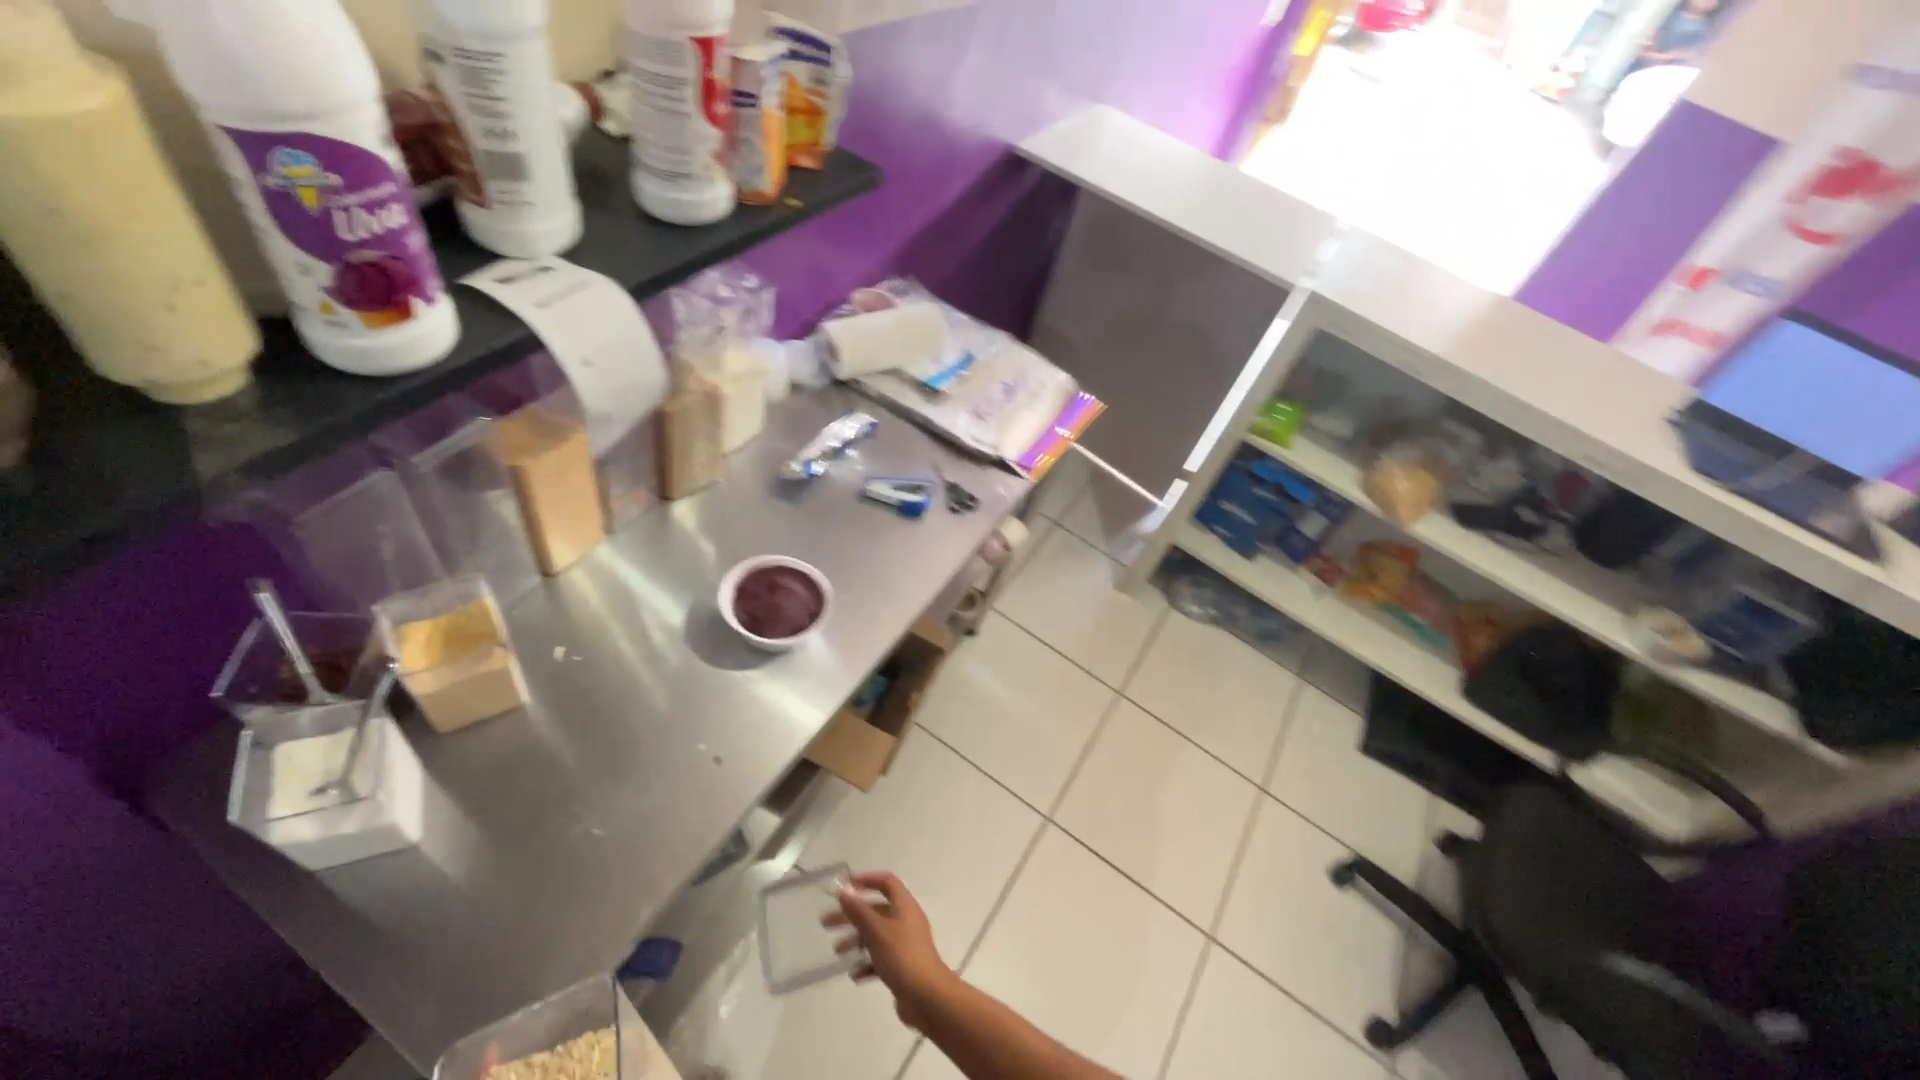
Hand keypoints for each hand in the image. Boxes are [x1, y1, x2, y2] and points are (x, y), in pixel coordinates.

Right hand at [824, 871, 955, 1027]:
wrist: (926, 997)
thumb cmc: (901, 956)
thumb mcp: (877, 931)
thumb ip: (859, 911)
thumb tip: (844, 890)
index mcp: (904, 907)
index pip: (886, 882)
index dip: (867, 880)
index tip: (844, 888)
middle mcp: (905, 922)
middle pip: (875, 911)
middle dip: (850, 915)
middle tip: (826, 924)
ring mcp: (904, 945)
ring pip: (875, 936)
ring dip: (855, 940)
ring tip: (837, 951)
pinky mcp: (902, 966)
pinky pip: (880, 959)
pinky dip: (866, 964)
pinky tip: (855, 975)